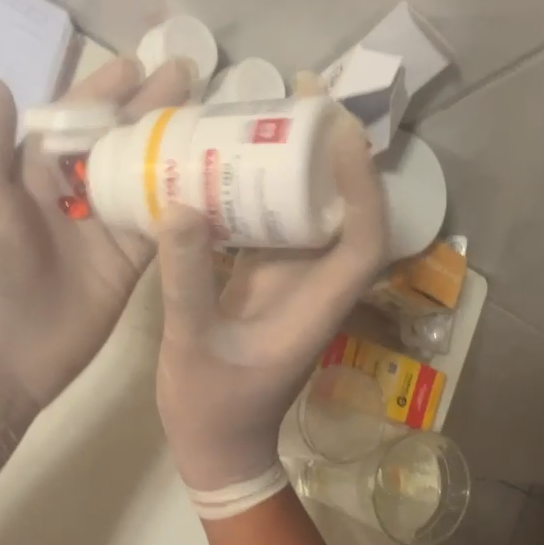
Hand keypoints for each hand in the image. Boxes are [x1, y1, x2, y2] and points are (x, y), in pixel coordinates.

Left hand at [0, 57, 194, 480]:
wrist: (1, 354)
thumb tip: (1, 85)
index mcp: (28, 175)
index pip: (71, 122)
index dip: (102, 93)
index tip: (137, 64)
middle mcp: (68, 197)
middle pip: (114, 144)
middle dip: (147, 111)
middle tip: (189, 78)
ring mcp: (100, 232)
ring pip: (141, 180)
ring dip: (171, 149)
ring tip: (210, 116)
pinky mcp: (125, 266)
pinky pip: (156, 228)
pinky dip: (180, 205)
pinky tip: (211, 175)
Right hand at [153, 112, 387, 513]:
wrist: (217, 450)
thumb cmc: (213, 411)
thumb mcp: (193, 347)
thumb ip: (186, 282)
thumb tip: (182, 205)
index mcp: (314, 309)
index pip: (361, 241)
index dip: (361, 186)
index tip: (337, 133)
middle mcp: (312, 290)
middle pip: (342, 215)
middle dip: (333, 155)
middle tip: (301, 94)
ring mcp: (289, 288)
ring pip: (308, 216)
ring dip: (297, 166)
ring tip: (267, 111)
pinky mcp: (263, 288)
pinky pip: (272, 230)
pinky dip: (260, 194)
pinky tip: (231, 160)